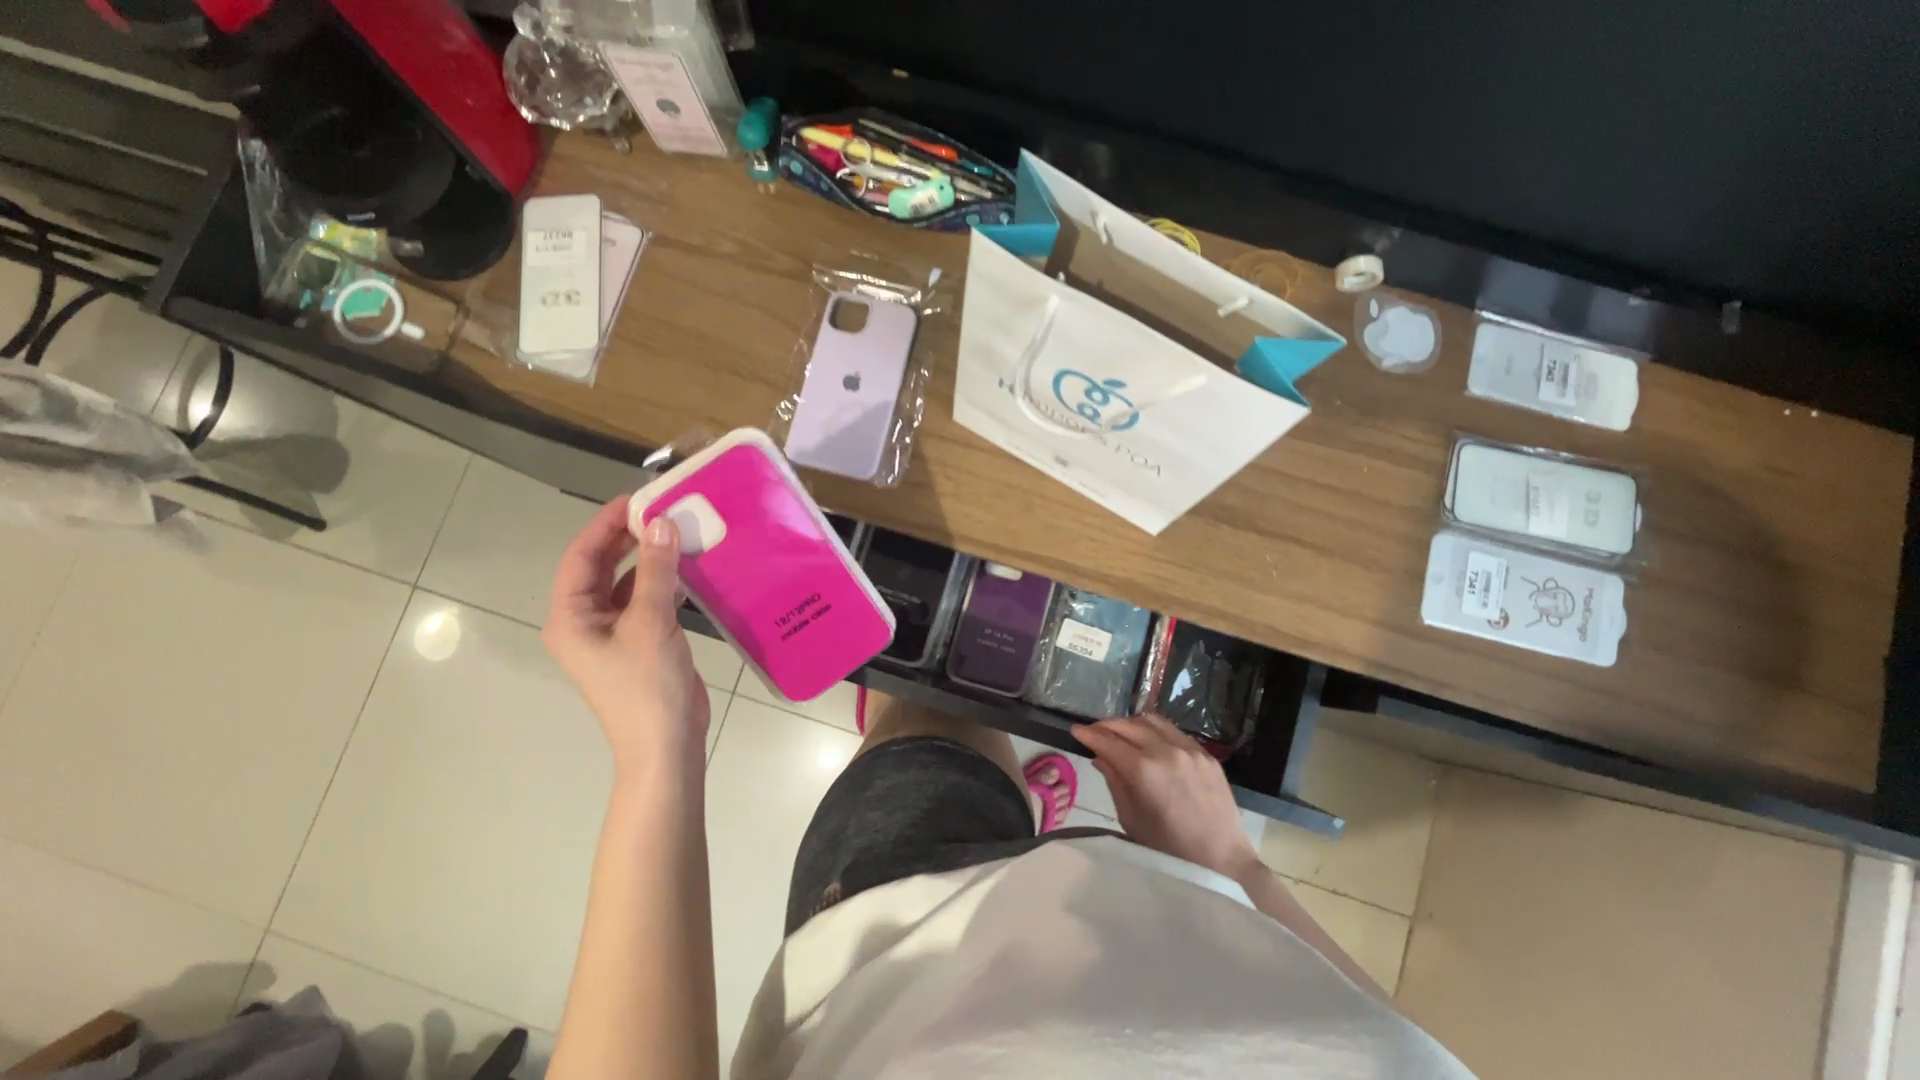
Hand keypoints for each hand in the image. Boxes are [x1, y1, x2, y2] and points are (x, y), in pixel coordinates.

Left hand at [544, 497, 709, 775]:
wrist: (666, 745)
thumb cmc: (647, 686)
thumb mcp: (650, 621)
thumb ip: (655, 570)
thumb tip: (660, 522)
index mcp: (570, 618)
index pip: (581, 556)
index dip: (606, 524)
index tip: (638, 499)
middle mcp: (584, 622)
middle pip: (600, 567)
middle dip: (629, 539)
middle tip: (663, 511)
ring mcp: (612, 635)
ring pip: (625, 584)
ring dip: (649, 560)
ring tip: (679, 533)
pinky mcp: (639, 643)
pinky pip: (645, 602)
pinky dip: (664, 584)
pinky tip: (689, 570)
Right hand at [1071, 715, 1261, 882]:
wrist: (1220, 859)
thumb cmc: (1168, 848)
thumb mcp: (1131, 818)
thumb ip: (1115, 782)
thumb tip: (1100, 757)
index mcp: (1144, 770)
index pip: (1108, 741)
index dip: (1088, 734)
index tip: (1075, 730)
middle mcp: (1167, 751)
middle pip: (1129, 725)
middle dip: (1107, 726)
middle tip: (1093, 732)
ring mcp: (1190, 750)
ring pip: (1152, 721)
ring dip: (1131, 724)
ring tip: (1120, 734)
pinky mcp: (1206, 754)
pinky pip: (1174, 732)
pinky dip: (1155, 731)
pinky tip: (1149, 742)